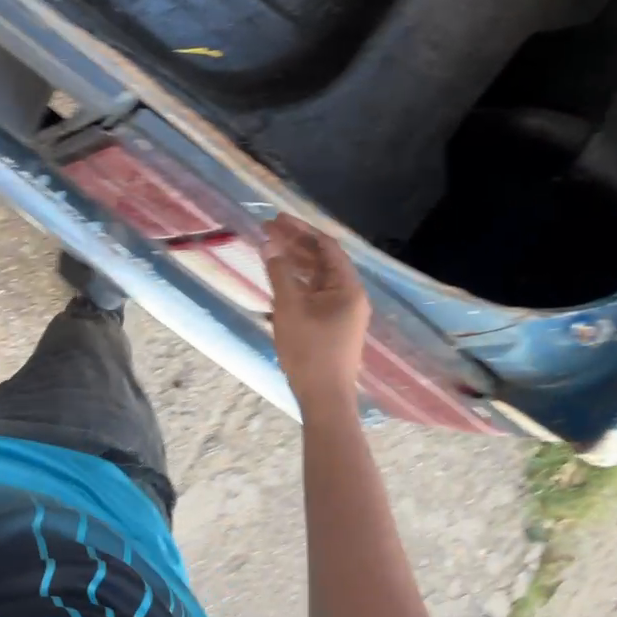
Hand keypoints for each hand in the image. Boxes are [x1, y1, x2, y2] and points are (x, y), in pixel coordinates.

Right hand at [261, 215, 370, 413]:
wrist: (324, 398)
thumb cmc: (309, 350)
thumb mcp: (289, 307)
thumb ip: (279, 271)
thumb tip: (269, 242)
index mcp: (347, 287)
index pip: (326, 246)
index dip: (300, 229)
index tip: (275, 219)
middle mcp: (350, 294)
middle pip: (323, 258)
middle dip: (295, 242)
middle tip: (266, 230)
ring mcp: (343, 310)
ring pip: (318, 275)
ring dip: (295, 259)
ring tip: (269, 248)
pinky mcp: (333, 323)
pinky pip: (315, 290)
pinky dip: (297, 278)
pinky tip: (279, 275)